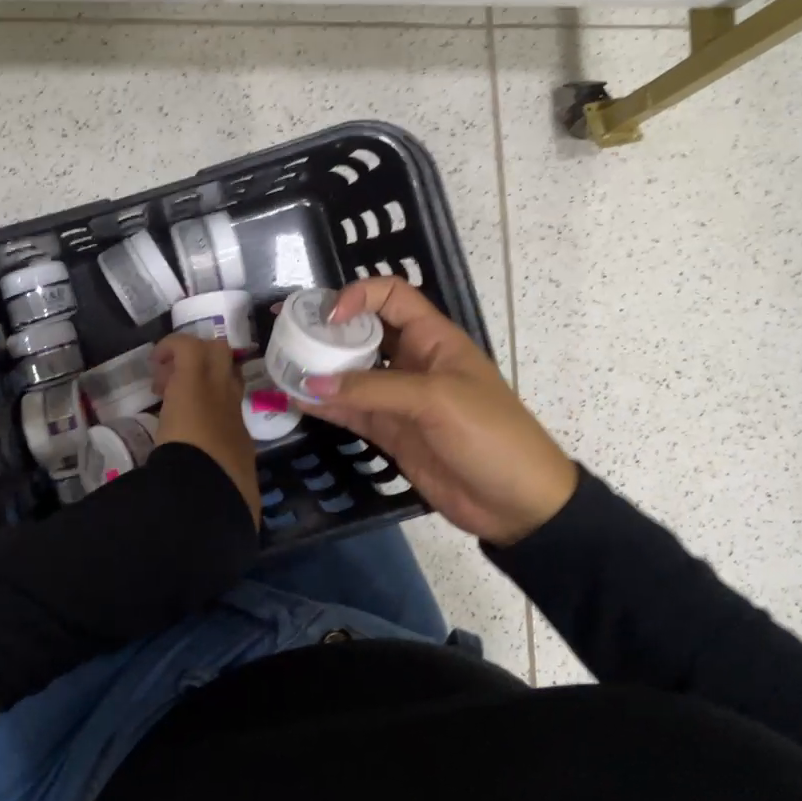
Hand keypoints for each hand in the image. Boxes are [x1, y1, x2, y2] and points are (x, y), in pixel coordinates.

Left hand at [151, 334, 258, 526]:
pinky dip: (171, 347)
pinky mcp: (192, 381)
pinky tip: (156, 359)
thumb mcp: (229, 503)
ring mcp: (216, 391)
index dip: (215, 401)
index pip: (233, 409)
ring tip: (164, 377)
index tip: (194, 411)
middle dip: (209, 369)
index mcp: (239, 441)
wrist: (207, 498)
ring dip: (190, 359)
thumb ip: (229, 504)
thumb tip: (230, 530)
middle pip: (231, 372)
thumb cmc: (219, 504)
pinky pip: (186, 347)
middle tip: (180, 383)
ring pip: (215, 353)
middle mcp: (232, 411)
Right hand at [302, 278, 577, 546]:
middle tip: (287, 335)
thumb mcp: (436, 400)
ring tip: (282, 368)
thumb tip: (312, 382)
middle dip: (326, 332)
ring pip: (350, 373)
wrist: (519, 504)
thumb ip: (373, 388)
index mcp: (433, 338)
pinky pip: (349, 411)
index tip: (329, 316)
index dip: (359, 296)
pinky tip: (298, 401)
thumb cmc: (491, 435)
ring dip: (319, 370)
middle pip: (362, 333)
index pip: (391, 296)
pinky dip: (324, 405)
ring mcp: (398, 398)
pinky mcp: (389, 432)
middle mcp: (412, 361)